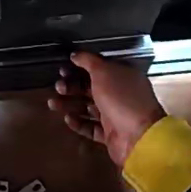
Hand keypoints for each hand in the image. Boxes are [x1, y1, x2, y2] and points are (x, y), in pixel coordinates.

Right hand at [47, 51, 166, 166]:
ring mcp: (115, 115)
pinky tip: (68, 118)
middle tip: (58, 87)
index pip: (98, 69)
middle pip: (91, 88)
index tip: (63, 69)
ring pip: (88, 107)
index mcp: (122, 76)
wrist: (137, 136)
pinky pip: (91, 126)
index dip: (79, 67)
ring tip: (53, 103)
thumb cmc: (121, 98)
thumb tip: (75, 54)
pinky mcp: (109, 134)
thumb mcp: (104, 72)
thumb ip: (88, 61)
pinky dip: (79, 122)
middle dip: (72, 86)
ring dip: (70, 104)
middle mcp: (120, 94)